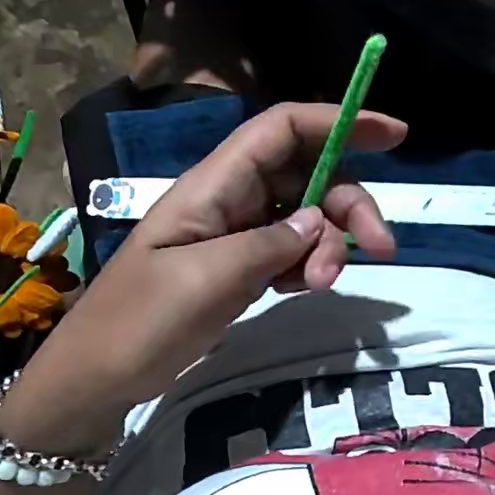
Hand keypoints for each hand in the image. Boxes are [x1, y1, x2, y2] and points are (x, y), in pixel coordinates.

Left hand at [1, 103, 404, 453]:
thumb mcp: (206, 279)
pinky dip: (308, 266)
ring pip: (305, 219)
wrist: (101, 373)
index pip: (283, 130)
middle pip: (308, 177)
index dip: (337, 121)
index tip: (394, 135)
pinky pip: (291, 254)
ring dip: (329, 246)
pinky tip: (302, 289)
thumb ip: (269, 244)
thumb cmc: (141, 320)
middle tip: (379, 250)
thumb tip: (320, 221)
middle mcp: (231, 201)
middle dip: (348, 205)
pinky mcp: (241, 269)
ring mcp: (237, 236)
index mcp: (215, 186)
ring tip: (322, 285)